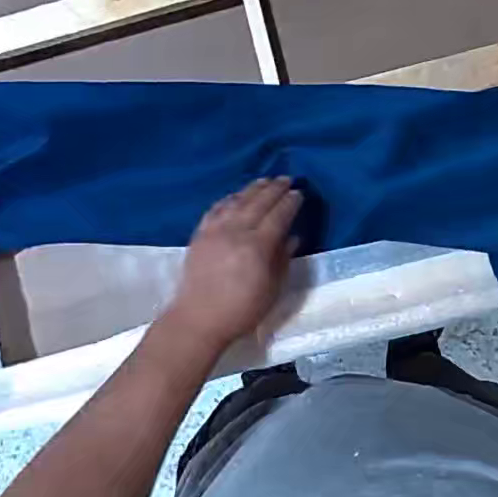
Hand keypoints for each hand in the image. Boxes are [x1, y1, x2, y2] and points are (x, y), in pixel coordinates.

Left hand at [159, 177, 302, 354]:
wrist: (198, 318)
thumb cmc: (241, 310)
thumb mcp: (271, 290)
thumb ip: (283, 259)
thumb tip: (293, 236)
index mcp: (258, 246)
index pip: (278, 216)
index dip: (290, 202)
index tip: (299, 193)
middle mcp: (236, 231)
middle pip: (258, 202)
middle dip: (274, 189)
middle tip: (286, 178)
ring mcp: (215, 230)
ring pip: (237, 201)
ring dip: (253, 188)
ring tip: (265, 180)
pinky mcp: (200, 234)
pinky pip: (216, 208)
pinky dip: (229, 199)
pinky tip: (235, 196)